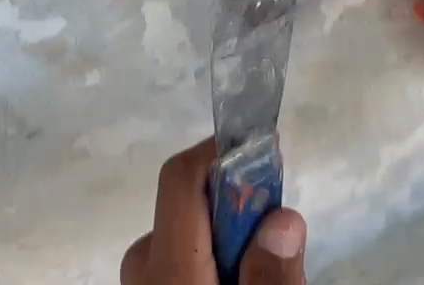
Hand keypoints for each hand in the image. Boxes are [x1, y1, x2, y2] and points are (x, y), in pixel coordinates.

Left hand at [121, 139, 306, 284]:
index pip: (181, 175)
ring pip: (192, 228)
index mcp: (165, 266)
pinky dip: (213, 257)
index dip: (222, 151)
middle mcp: (142, 262)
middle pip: (194, 201)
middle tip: (277, 239)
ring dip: (229, 236)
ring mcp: (139, 278)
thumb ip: (271, 278)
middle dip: (239, 206)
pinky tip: (238, 281)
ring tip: (260, 274)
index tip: (268, 153)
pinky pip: (183, 251)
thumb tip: (284, 218)